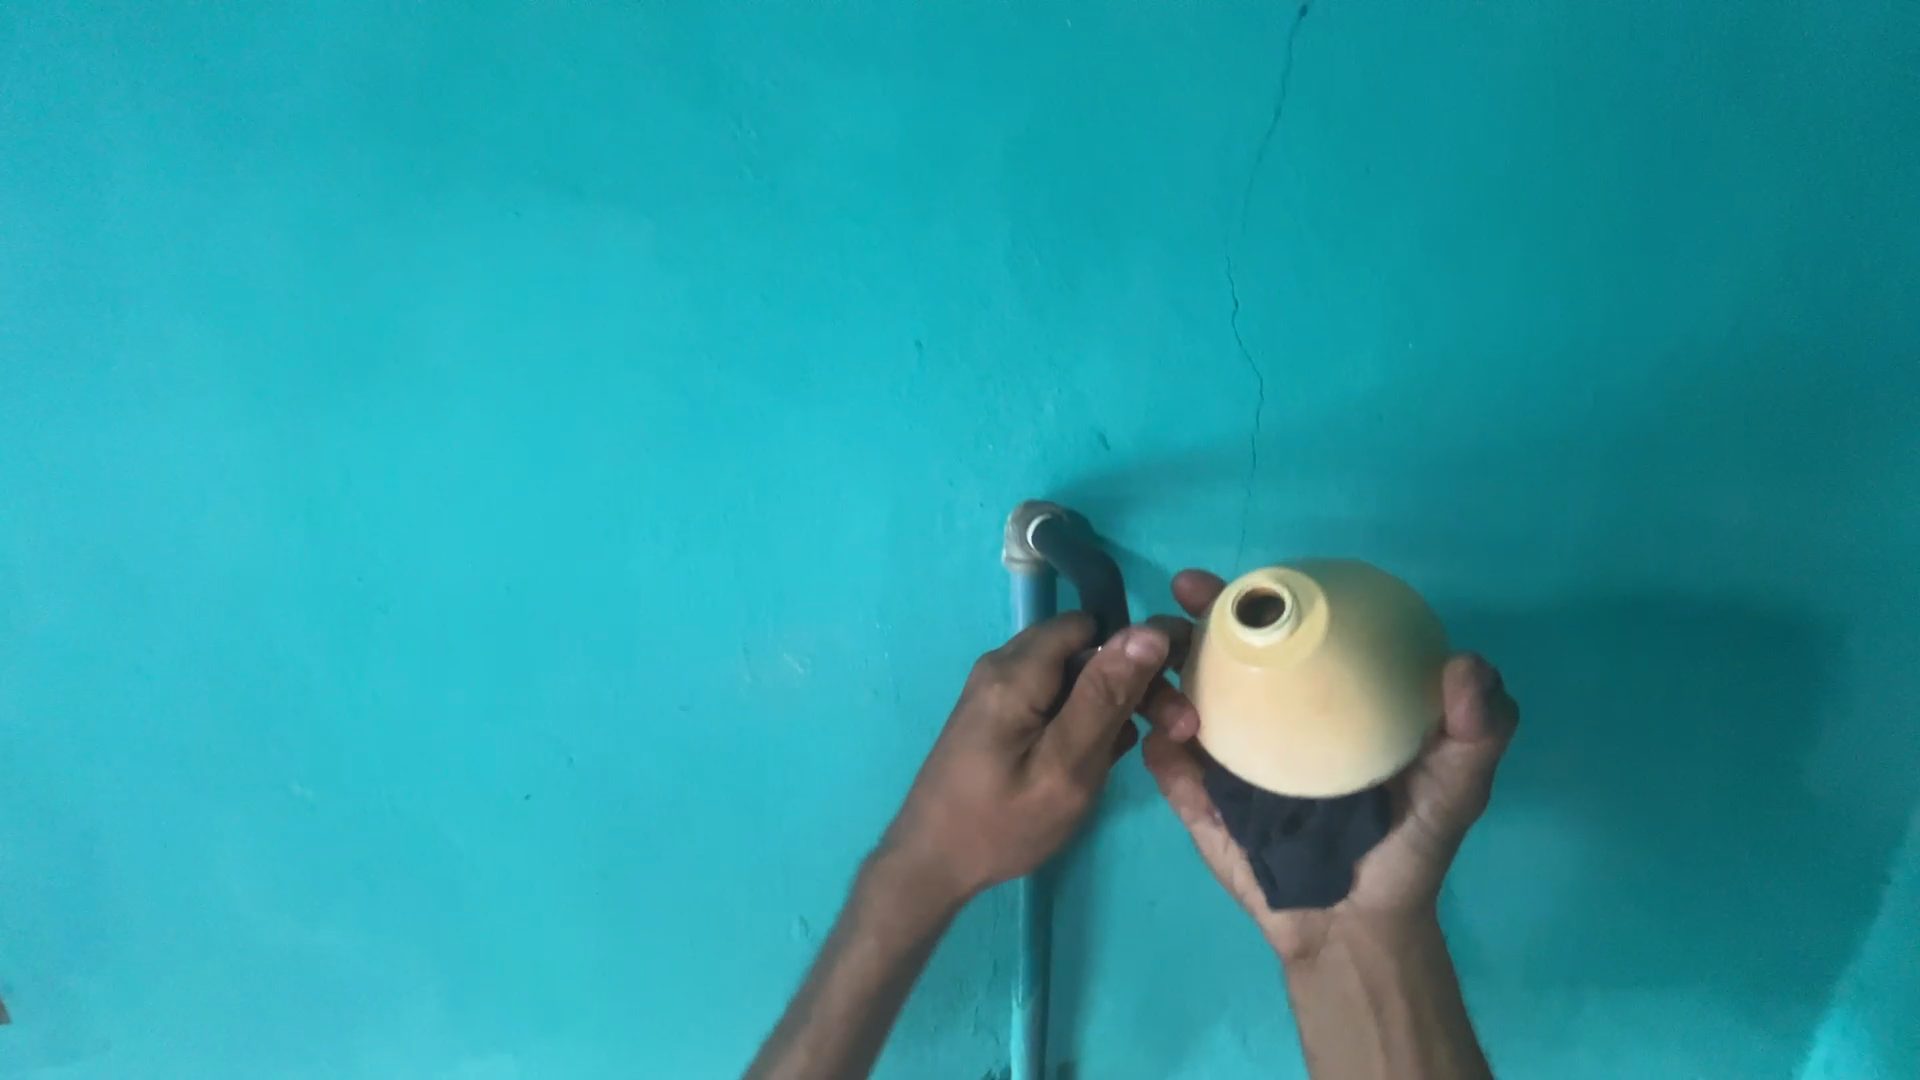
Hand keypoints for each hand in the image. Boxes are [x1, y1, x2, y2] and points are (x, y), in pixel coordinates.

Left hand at [877, 612, 1194, 904]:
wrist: (931, 864)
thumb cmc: (1001, 823)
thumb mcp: (1065, 765)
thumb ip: (1104, 697)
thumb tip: (1148, 631)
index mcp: (1017, 671)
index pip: (1093, 625)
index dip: (1141, 645)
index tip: (1181, 680)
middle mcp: (1003, 666)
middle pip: (1083, 650)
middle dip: (1132, 680)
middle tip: (1179, 726)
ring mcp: (997, 691)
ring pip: (1071, 675)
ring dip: (1111, 702)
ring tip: (1143, 745)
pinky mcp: (998, 715)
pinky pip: (1052, 698)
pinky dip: (1082, 717)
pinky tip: (1103, 755)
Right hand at [1142, 570, 1519, 960]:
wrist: (1355, 927)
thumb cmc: (1403, 845)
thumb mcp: (1454, 785)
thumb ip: (1475, 729)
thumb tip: (1465, 662)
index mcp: (1299, 695)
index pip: (1260, 632)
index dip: (1231, 600)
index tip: (1205, 583)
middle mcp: (1248, 712)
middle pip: (1195, 655)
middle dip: (1170, 629)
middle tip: (1165, 627)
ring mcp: (1212, 753)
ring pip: (1161, 698)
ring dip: (1154, 687)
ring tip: (1177, 708)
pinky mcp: (1190, 796)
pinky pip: (1163, 763)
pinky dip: (1160, 750)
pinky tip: (1172, 747)